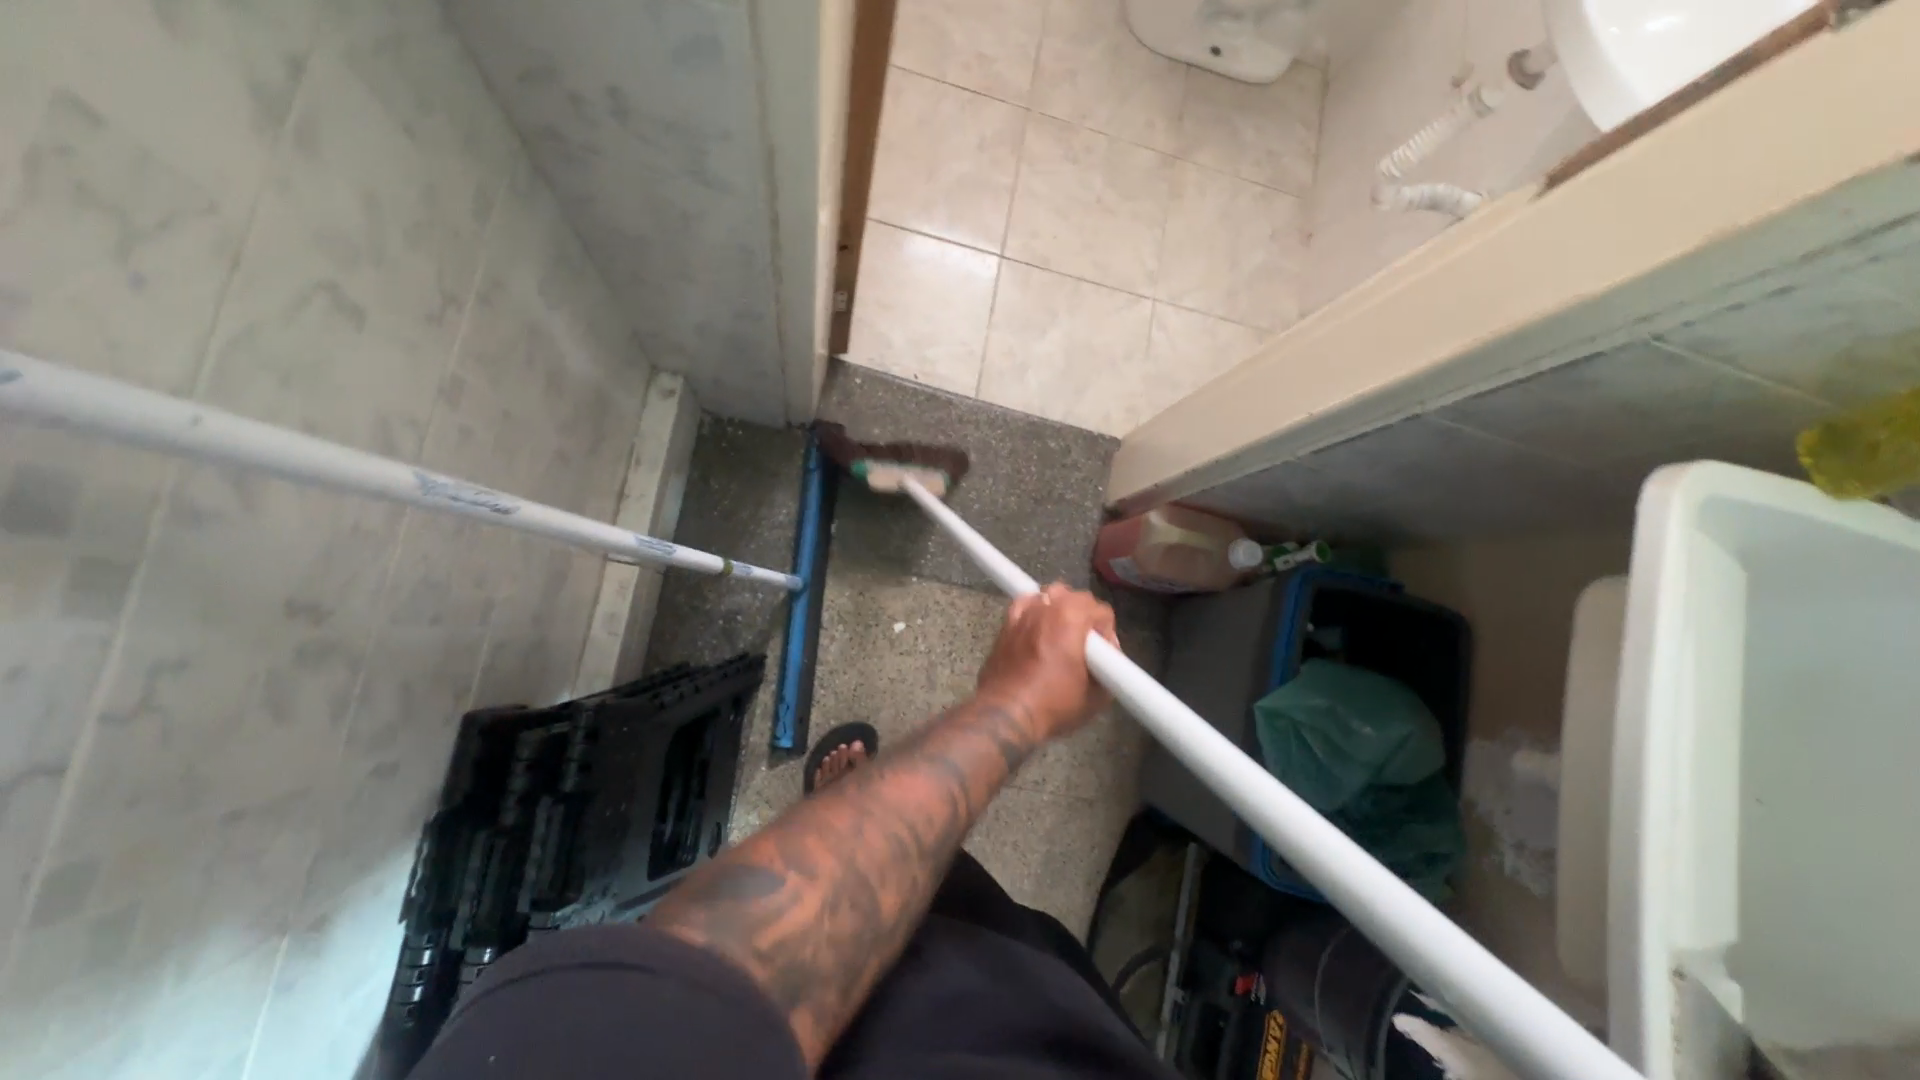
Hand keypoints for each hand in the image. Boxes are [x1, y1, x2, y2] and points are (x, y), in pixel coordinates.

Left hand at [974, 583, 1118, 741]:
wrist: (1007, 713)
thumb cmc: (1054, 704)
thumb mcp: (1097, 695)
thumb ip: (1112, 669)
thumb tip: (1107, 656)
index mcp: (1072, 617)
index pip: (1102, 610)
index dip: (1106, 632)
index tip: (1103, 654)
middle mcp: (1047, 606)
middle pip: (1076, 597)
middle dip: (1085, 617)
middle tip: (1084, 646)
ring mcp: (1023, 612)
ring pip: (1049, 596)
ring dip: (1060, 610)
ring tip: (1061, 636)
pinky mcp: (1005, 623)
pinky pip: (1025, 605)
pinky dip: (1034, 611)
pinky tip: (1036, 630)